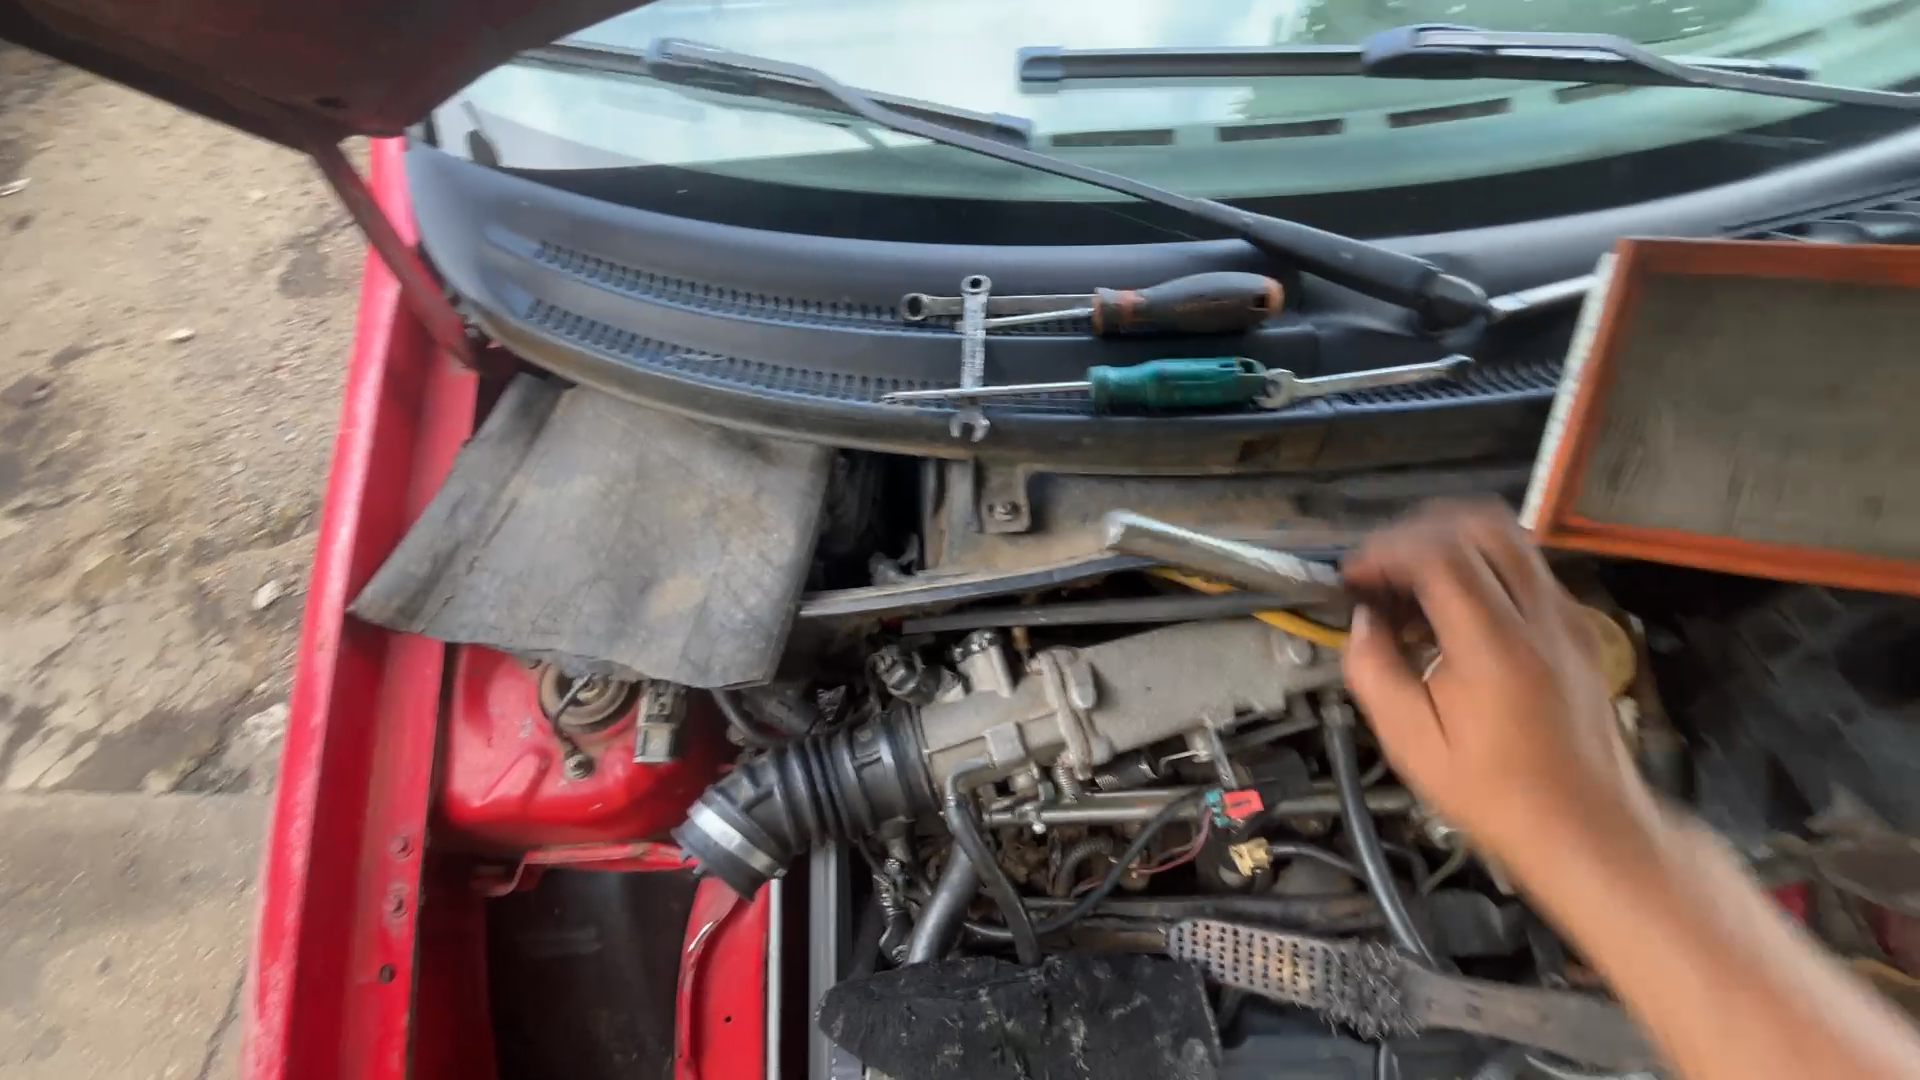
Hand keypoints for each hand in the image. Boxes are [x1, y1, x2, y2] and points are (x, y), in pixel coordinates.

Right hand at [1340, 500, 1657, 871]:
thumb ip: (1374, 669)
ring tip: (1408, 575)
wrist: (1587, 829)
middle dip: (1416, 531)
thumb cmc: (1491, 790)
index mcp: (1494, 647)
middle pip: (1480, 526)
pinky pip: (1524, 565)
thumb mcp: (1410, 740)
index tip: (1354, 575)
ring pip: (1508, 536)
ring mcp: (1567, 618)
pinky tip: (1447, 603)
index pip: (1438, 556)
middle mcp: (1540, 618)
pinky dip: (1477, 563)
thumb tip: (1365, 621)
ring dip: (1448, 540)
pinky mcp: (1576, 628)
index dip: (1384, 552)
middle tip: (1380, 564)